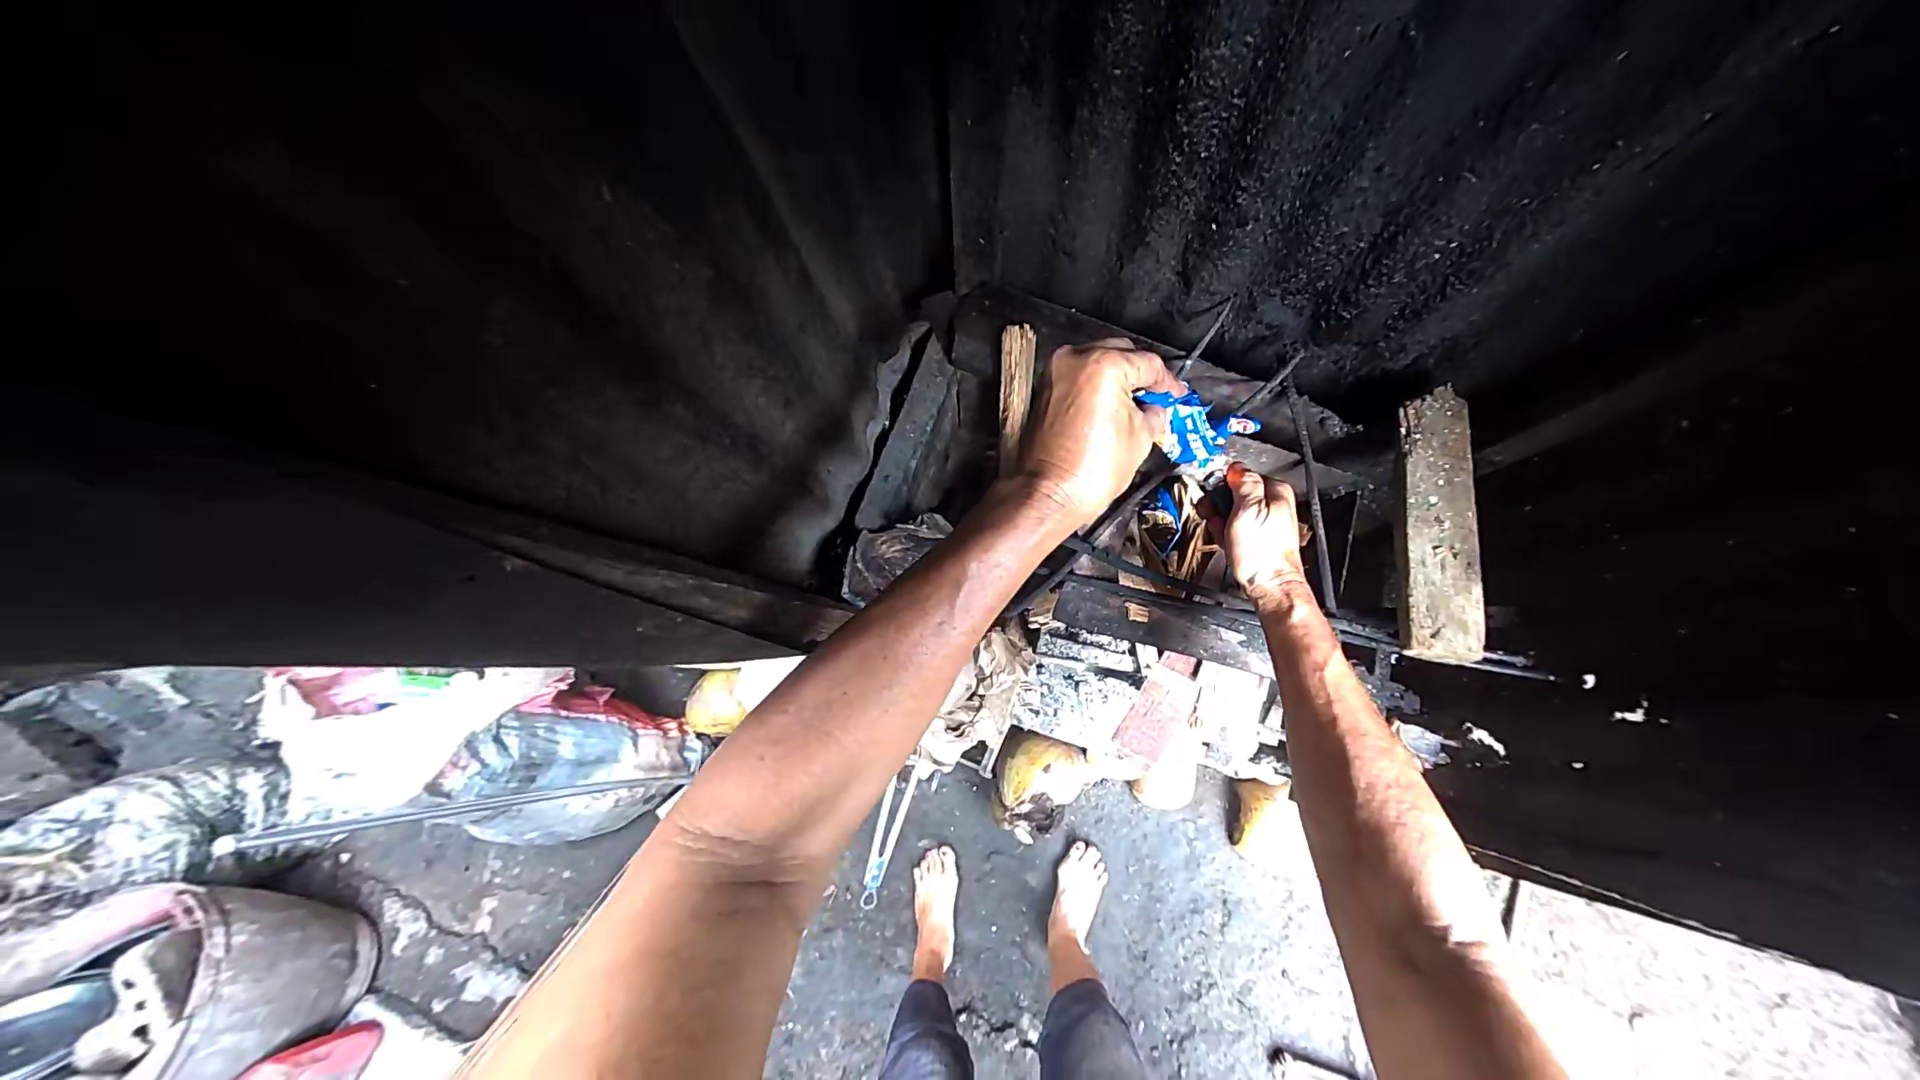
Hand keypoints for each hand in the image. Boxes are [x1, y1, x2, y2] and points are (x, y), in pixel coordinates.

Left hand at [1018, 338, 1184, 525]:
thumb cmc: (1091, 470)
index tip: (1176, 394)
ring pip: (1097, 363)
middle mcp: (1075, 360)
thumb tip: (1155, 407)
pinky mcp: (1044, 390)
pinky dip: (1095, 387)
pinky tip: (1110, 407)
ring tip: (1135, 403)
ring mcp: (1055, 373)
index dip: (1168, 382)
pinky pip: (1078, 379)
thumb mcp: (1141, 437)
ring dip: (1117, 379)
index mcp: (1104, 365)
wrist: (1050, 494)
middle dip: (1141, 375)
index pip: (1149, 363)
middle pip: (1121, 353)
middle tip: (1157, 397)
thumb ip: (1154, 412)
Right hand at [1218, 461, 1311, 605]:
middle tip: (1215, 516)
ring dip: (1221, 521)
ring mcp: (1265, 522)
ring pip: (1232, 512)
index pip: (1241, 474)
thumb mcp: (1248, 509)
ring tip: (1222, 533)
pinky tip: (1227, 542)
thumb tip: (1236, 468)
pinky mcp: (1257, 538)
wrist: (1268, 585)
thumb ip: (1243, 482)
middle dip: (1219, 505)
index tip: (1213, 495)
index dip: (1222, 485)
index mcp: (1275, 492)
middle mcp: (1273, 505)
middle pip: (1235, 493)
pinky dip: (1226, 534)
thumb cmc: (1261, 553)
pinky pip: (1235, 528)